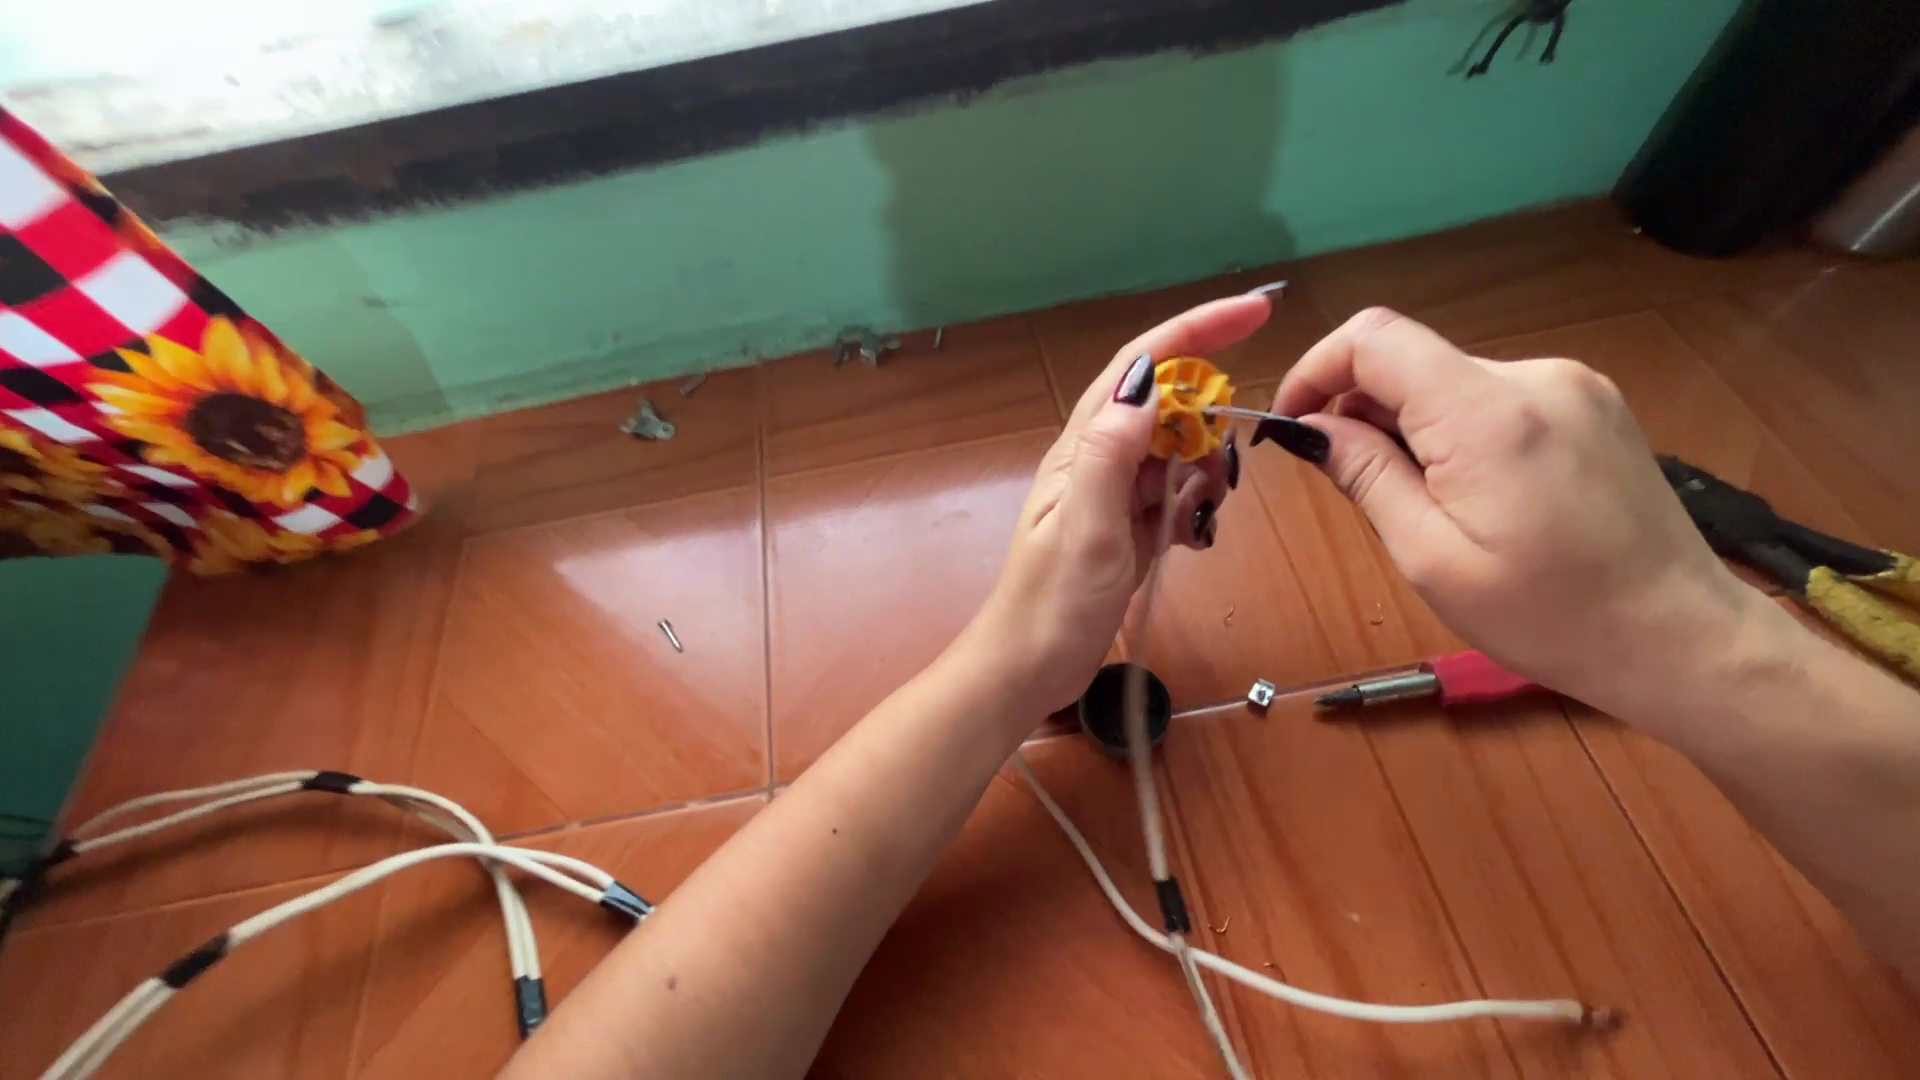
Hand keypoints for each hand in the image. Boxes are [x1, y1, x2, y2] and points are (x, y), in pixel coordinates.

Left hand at [968, 294, 1271, 715]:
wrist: (1029, 665)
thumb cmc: (1052, 603)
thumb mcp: (1085, 528)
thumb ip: (1110, 454)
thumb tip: (1147, 382)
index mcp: (1081, 449)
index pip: (1138, 367)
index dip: (1195, 330)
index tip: (1257, 310)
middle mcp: (1096, 459)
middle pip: (1164, 404)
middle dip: (1205, 422)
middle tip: (1217, 475)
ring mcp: (1111, 492)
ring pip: (1174, 450)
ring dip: (1202, 470)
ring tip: (1200, 514)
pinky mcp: (1125, 523)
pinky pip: (1172, 492)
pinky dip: (1192, 504)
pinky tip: (1189, 536)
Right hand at [1274, 308, 1769, 719]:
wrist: (1678, 638)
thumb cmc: (1542, 613)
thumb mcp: (1426, 553)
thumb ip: (1364, 473)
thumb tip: (1308, 425)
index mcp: (1488, 414)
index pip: (1375, 338)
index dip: (1316, 368)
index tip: (1290, 422)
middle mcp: (1533, 376)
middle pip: (1408, 360)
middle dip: (1357, 409)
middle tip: (1349, 482)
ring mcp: (1568, 385)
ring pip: (1443, 380)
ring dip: (1402, 424)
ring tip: (1414, 499)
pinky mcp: (1586, 403)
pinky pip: (1485, 396)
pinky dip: (1446, 428)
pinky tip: (1462, 489)